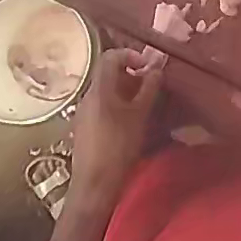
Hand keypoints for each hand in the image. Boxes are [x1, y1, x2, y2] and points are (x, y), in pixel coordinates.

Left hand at [43, 47, 163, 240]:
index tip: (148, 66)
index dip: (131, 54)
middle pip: (108, 73)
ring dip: (125, 91)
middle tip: (151, 86)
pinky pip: (101, 105)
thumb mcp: (140, 115)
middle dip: (131, 75)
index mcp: (99, 88)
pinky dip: (117, 104)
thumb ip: (148, 88)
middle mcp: (88, 95)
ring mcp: (83, 111)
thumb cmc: (119, 147)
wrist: (94, 185)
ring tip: (145, 105)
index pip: (111, 56)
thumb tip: (156, 67)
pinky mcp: (83, 126)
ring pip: (105, 90)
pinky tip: (130, 121)